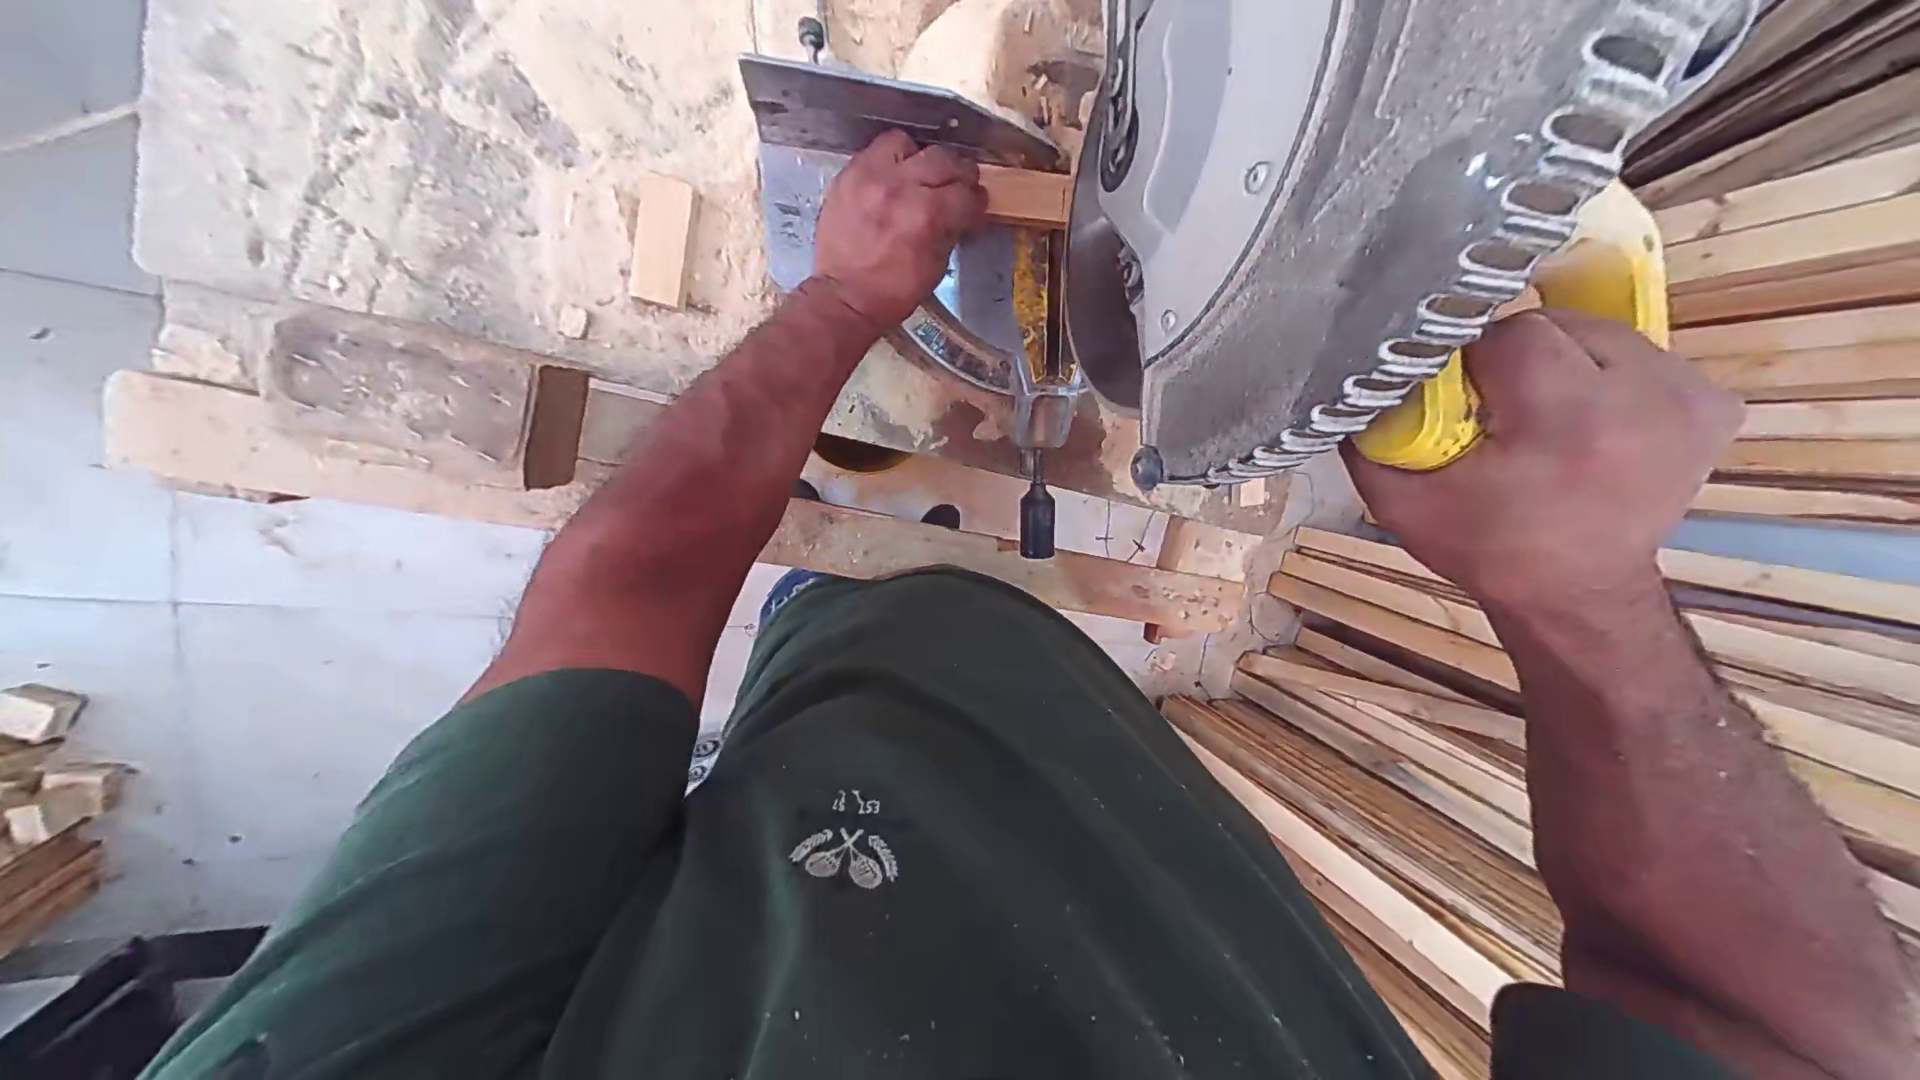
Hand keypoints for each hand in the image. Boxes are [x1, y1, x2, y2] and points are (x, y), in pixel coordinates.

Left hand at [811, 130, 986, 332]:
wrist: (844, 298)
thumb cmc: (892, 293)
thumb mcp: (934, 268)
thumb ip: (950, 233)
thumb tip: (961, 214)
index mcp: (927, 216)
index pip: (966, 195)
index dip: (976, 202)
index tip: (976, 207)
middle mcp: (902, 187)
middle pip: (944, 160)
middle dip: (958, 174)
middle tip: (958, 186)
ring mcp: (872, 177)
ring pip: (909, 146)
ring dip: (921, 160)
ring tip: (921, 178)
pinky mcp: (850, 175)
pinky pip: (878, 150)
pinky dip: (892, 161)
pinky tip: (894, 178)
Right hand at [1342, 310, 1742, 610]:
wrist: (1572, 593)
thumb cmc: (1481, 548)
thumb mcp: (1399, 501)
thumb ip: (1371, 439)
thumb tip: (1361, 388)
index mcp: (1567, 421)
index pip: (1513, 335)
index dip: (1469, 359)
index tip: (1452, 395)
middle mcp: (1647, 398)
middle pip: (1559, 326)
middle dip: (1511, 356)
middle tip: (1485, 404)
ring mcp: (1693, 398)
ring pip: (1599, 334)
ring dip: (1555, 361)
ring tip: (1533, 411)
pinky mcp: (1717, 404)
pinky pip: (1638, 357)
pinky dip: (1599, 376)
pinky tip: (1579, 418)